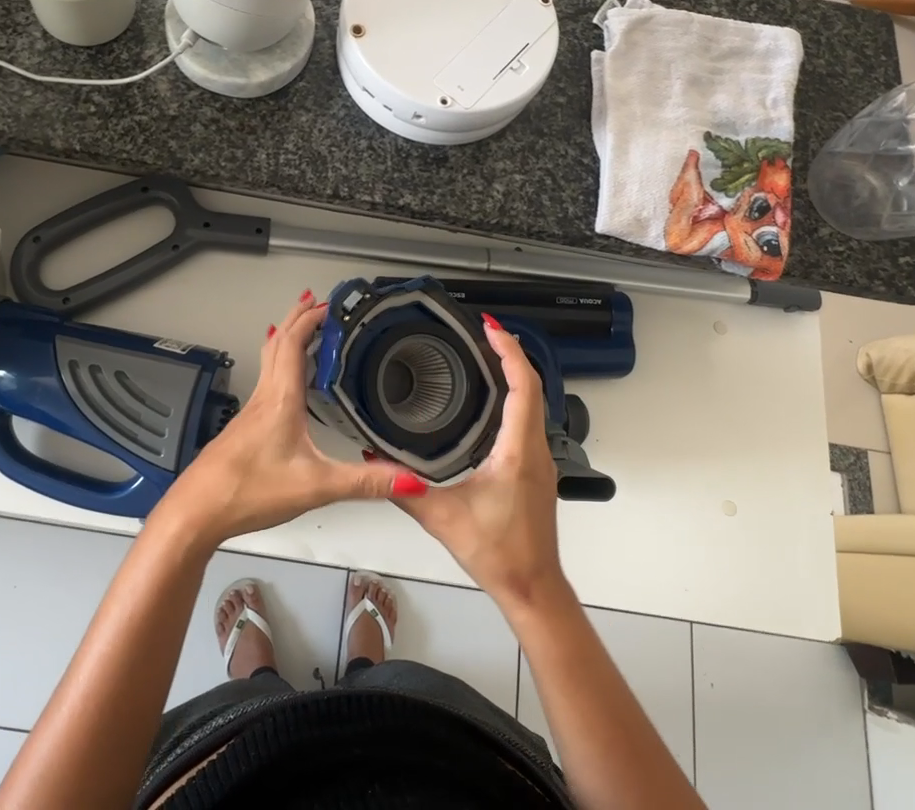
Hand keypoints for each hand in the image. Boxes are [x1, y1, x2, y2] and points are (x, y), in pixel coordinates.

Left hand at [154, 292, 420, 546]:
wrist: (197, 511)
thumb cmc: (246, 491)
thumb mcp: (316, 487)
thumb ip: (365, 482)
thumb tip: (410, 478)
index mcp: (280, 400)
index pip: (293, 343)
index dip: (311, 319)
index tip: (329, 303)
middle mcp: (262, 399)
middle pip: (277, 344)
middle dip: (296, 319)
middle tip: (314, 303)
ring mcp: (249, 414)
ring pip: (268, 363)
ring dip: (285, 340)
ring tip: (301, 332)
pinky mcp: (242, 430)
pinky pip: (264, 385)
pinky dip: (278, 368)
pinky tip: (284, 387)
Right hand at [394, 316, 567, 609]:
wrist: (532, 586)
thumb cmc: (499, 554)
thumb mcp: (442, 517)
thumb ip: (403, 488)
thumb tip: (374, 461)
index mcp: (518, 453)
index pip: (522, 387)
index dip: (508, 351)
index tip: (489, 328)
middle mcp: (535, 450)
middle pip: (533, 386)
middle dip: (510, 353)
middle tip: (482, 332)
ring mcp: (539, 460)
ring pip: (534, 403)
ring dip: (514, 375)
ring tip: (485, 356)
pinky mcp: (535, 470)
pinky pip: (530, 419)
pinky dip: (515, 397)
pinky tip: (491, 400)